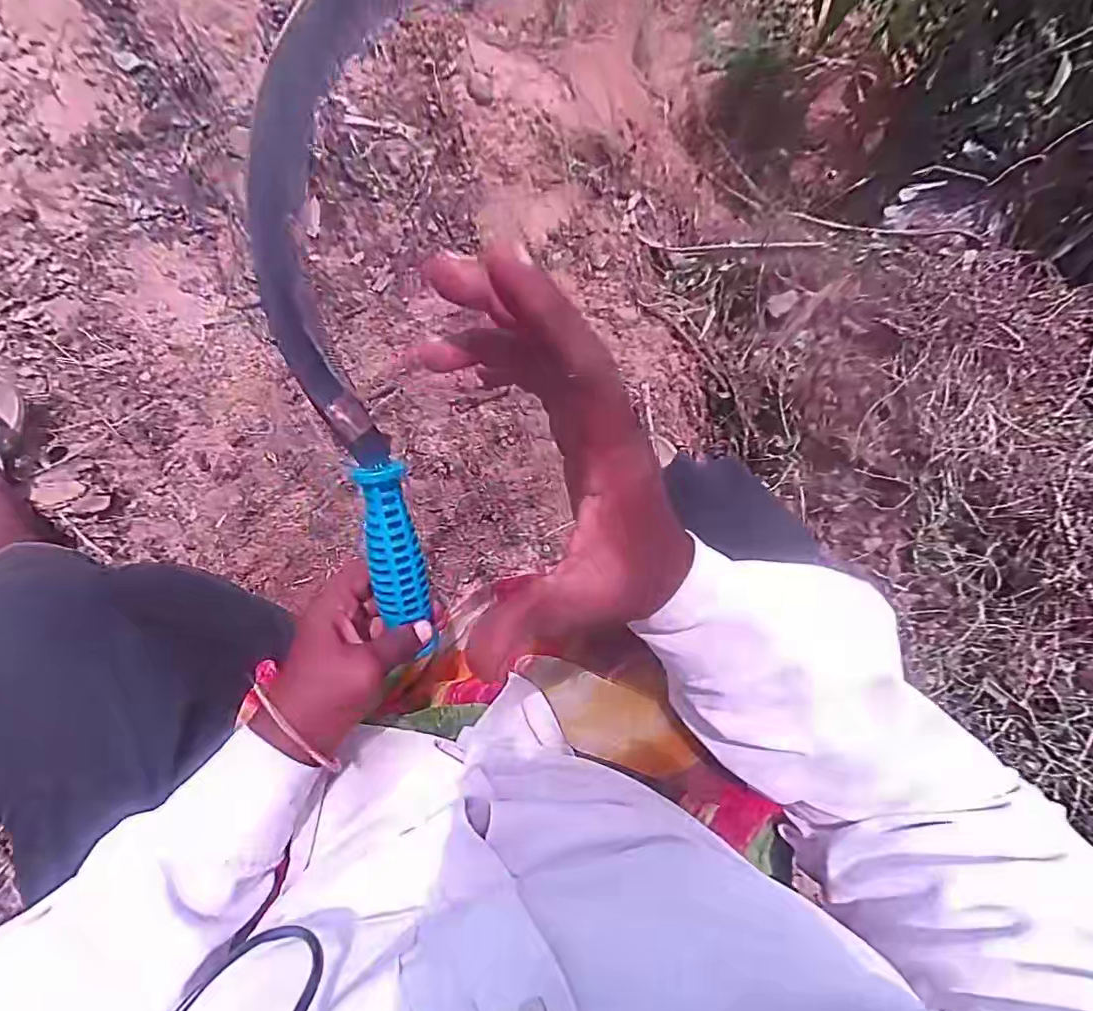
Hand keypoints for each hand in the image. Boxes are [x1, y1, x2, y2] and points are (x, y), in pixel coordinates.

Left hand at [257, 562, 432, 764]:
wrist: (296, 736)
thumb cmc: (326, 694)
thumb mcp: (366, 666)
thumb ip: (399, 642)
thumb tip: (427, 625)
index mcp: (333, 607)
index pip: (364, 571)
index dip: (391, 571)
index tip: (420, 580)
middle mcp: (338, 615)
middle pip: (375, 592)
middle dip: (405, 597)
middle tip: (435, 606)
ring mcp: (344, 636)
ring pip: (379, 615)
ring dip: (405, 617)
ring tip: (434, 623)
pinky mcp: (351, 656)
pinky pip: (378, 637)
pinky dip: (398, 637)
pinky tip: (420, 642)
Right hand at [412, 241, 693, 679]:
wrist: (665, 573)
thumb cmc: (632, 580)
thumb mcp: (583, 601)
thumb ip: (532, 621)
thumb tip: (477, 663)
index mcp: (614, 447)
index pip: (584, 366)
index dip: (546, 314)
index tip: (500, 265)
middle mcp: (604, 416)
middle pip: (558, 340)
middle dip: (502, 302)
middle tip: (438, 272)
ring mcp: (588, 415)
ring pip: (541, 350)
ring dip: (489, 326)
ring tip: (427, 324)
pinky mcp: (573, 423)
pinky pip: (533, 374)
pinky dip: (494, 360)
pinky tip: (453, 364)